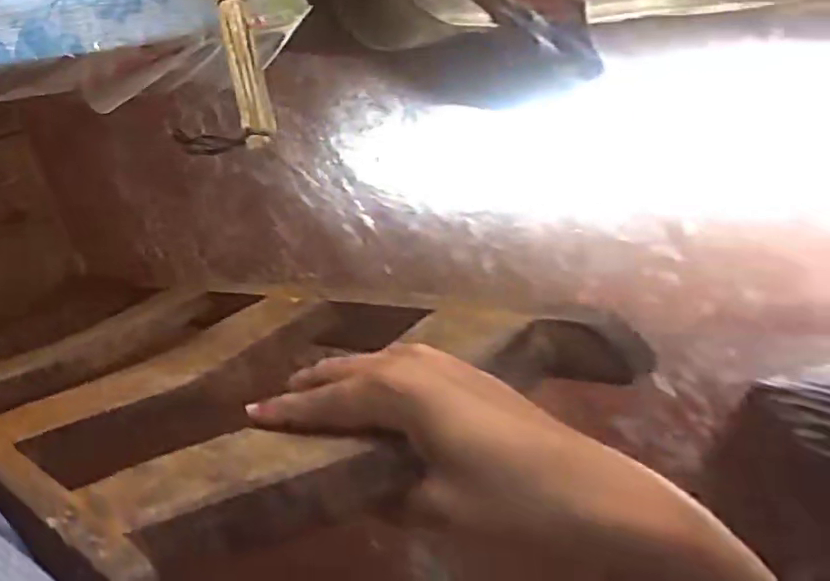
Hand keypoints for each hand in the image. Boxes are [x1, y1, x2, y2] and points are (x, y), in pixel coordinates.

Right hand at [248, 344, 771, 579]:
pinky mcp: (465, 372)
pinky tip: (373, 389)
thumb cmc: (521, 505)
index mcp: (392, 389)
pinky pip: (396, 365)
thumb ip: (386, 495)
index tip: (248, 413)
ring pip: (366, 363)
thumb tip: (350, 491)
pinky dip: (371, 377)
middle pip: (339, 372)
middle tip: (275, 402)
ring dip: (337, 378)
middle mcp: (406, 363)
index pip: (323, 401)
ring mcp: (438, 362)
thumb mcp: (443, 509)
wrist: (623, 504)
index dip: (286, 412)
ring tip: (315, 391)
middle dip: (305, 387)